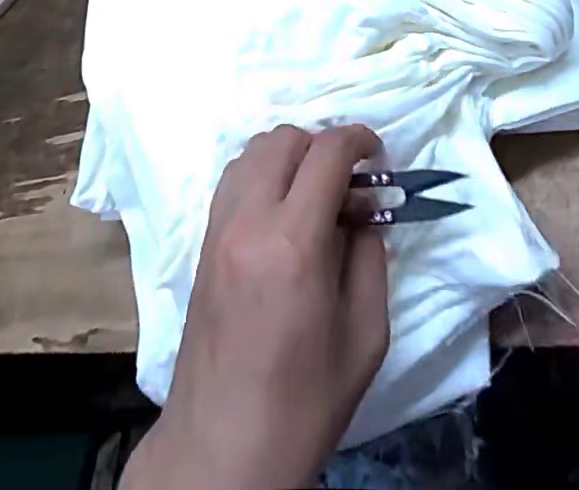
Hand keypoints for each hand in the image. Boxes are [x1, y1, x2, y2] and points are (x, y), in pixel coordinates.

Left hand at [120, 125, 389, 489]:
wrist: (224, 440)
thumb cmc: (305, 399)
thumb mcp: (365, 334)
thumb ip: (368, 257)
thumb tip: (363, 214)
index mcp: (293, 242)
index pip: (325, 154)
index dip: (358, 139)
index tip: (377, 153)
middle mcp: (247, 220)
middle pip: (283, 139)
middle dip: (322, 144)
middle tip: (349, 180)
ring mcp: (216, 227)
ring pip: (251, 152)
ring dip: (288, 155)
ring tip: (315, 191)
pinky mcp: (200, 241)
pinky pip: (231, 180)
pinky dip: (260, 173)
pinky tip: (281, 208)